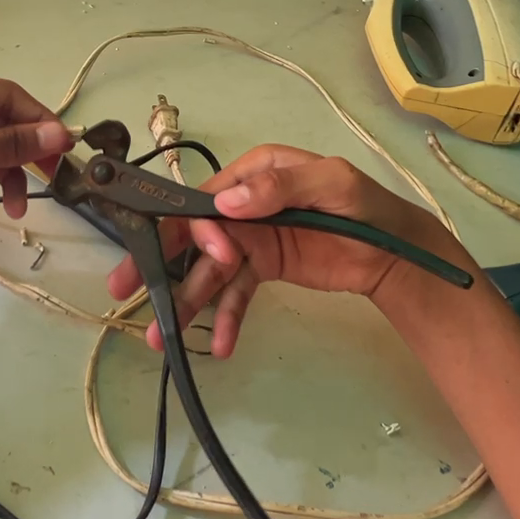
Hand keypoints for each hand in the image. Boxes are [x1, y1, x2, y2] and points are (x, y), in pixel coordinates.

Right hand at [106, 145, 475, 357]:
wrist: (396, 253)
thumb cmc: (365, 207)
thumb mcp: (332, 185)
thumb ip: (282, 188)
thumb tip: (229, 202)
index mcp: (254, 173)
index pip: (208, 198)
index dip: (193, 228)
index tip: (207, 256)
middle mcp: (243, 205)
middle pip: (192, 234)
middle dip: (158, 263)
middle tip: (123, 292)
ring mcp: (250, 240)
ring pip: (207, 270)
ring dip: (184, 302)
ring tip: (161, 338)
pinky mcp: (262, 269)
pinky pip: (234, 294)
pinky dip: (223, 318)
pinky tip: (218, 345)